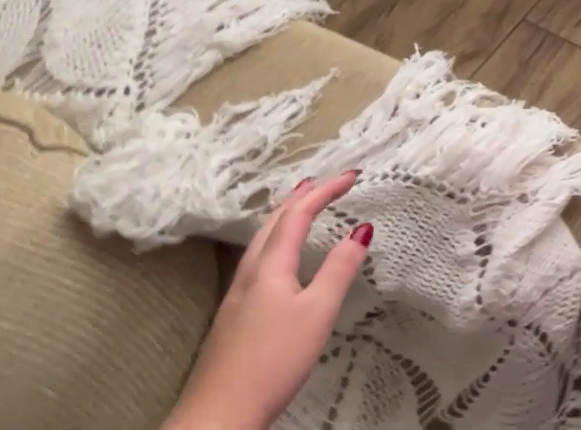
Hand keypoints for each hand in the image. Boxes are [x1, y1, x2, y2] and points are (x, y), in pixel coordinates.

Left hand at [164, 171, 372, 429]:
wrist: (218, 417)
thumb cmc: (273, 359)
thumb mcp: (318, 311)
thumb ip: (340, 268)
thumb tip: (362, 228)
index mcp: (268, 270)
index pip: (297, 217)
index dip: (323, 192)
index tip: (352, 175)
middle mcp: (249, 277)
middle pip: (270, 226)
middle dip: (296, 199)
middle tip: (320, 180)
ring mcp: (237, 298)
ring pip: (260, 244)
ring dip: (282, 219)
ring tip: (298, 206)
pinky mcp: (236, 317)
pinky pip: (258, 262)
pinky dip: (275, 241)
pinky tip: (280, 256)